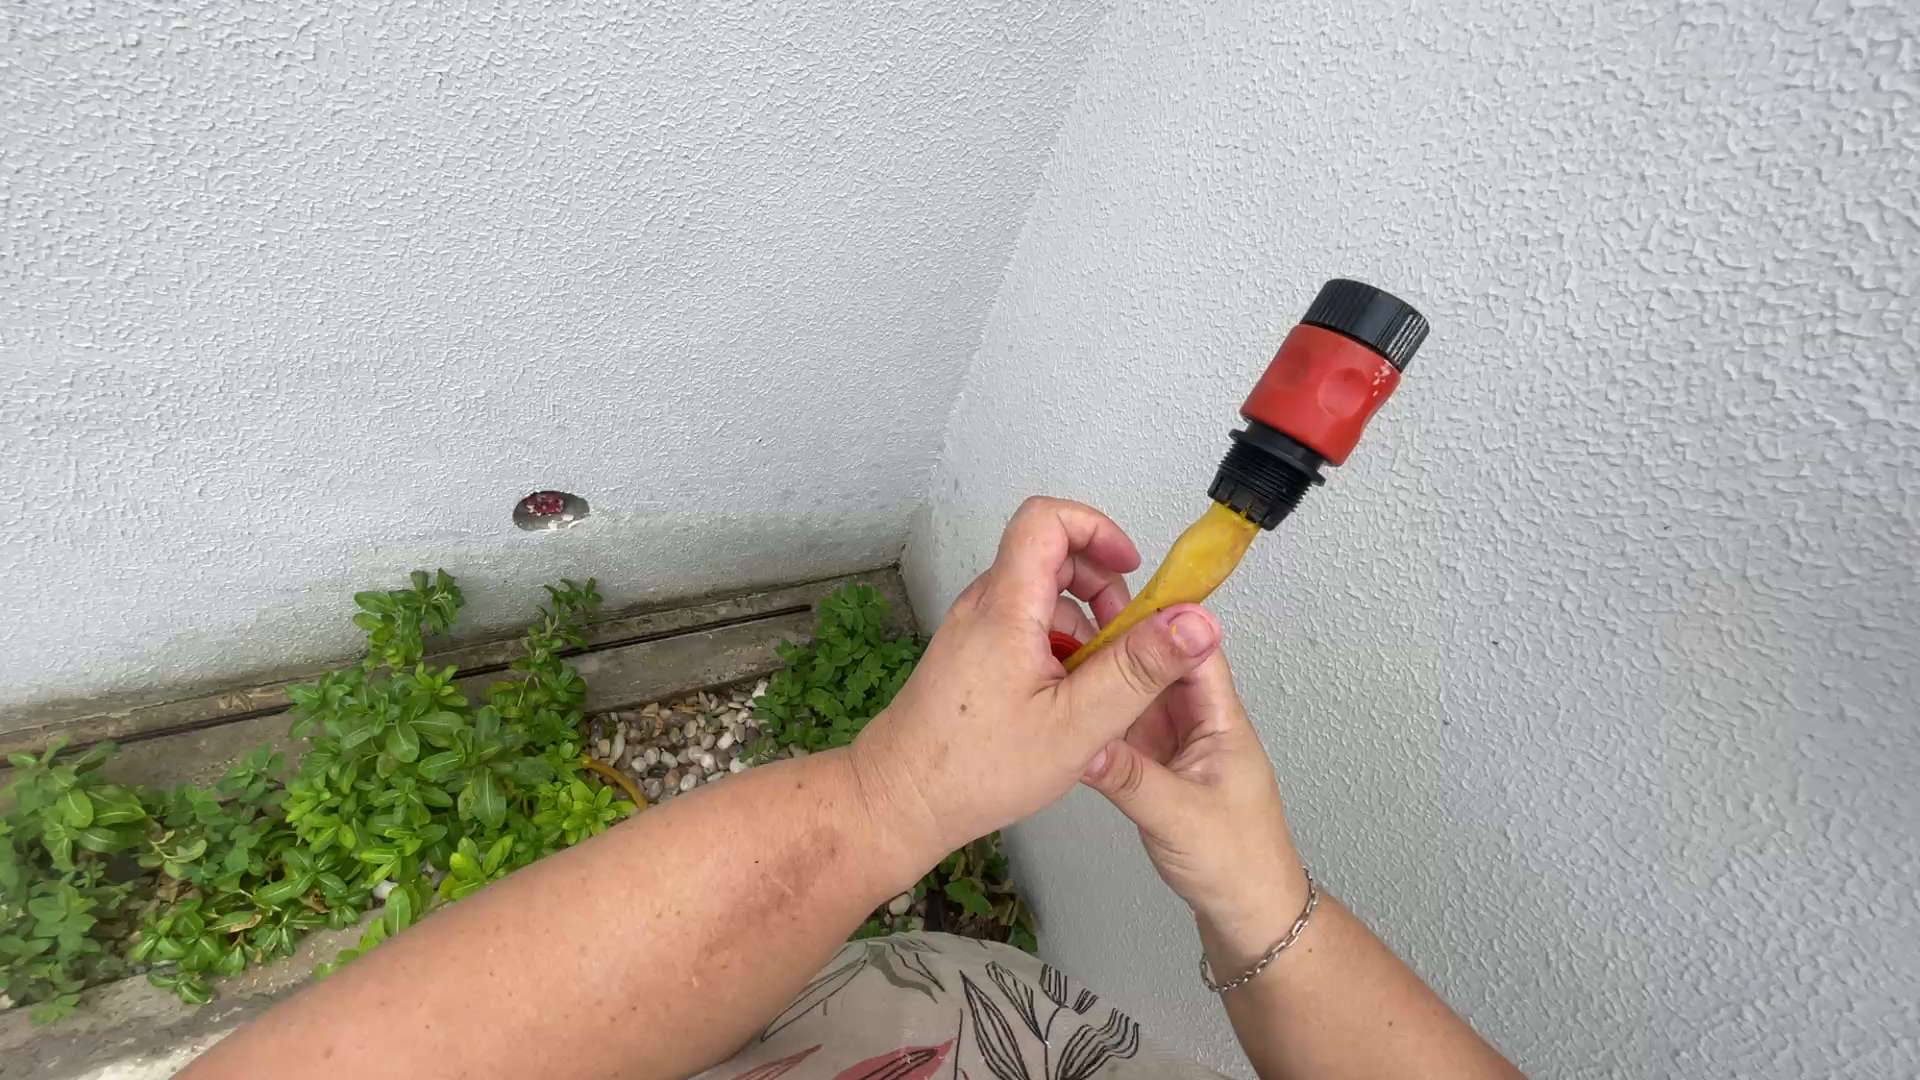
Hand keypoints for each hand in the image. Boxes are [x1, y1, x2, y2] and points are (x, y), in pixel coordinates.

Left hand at [850, 497, 1223, 865]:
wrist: (902, 796)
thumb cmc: (975, 768)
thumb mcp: (1077, 723)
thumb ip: (1137, 668)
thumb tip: (1192, 622)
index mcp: (1006, 606)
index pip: (1045, 519)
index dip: (1095, 528)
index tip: (1129, 565)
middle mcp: (984, 604)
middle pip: (1050, 553)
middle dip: (1100, 583)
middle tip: (1127, 635)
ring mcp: (975, 626)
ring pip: (1040, 592)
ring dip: (1083, 619)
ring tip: (1101, 676)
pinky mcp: (973, 649)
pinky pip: (1024, 622)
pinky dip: (1058, 642)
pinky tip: (1069, 692)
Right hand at [1079, 648, 1308, 961]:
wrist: (1247, 913)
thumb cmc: (1239, 865)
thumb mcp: (1181, 818)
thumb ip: (1131, 780)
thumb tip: (1085, 744)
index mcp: (1220, 721)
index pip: (1194, 652)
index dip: (1162, 622)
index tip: (1119, 599)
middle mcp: (1195, 722)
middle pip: (1158, 664)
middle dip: (1121, 641)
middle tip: (1073, 619)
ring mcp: (1171, 741)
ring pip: (1135, 692)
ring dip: (1107, 676)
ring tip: (1063, 655)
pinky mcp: (1152, 761)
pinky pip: (1121, 724)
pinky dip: (1098, 712)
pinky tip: (1071, 705)